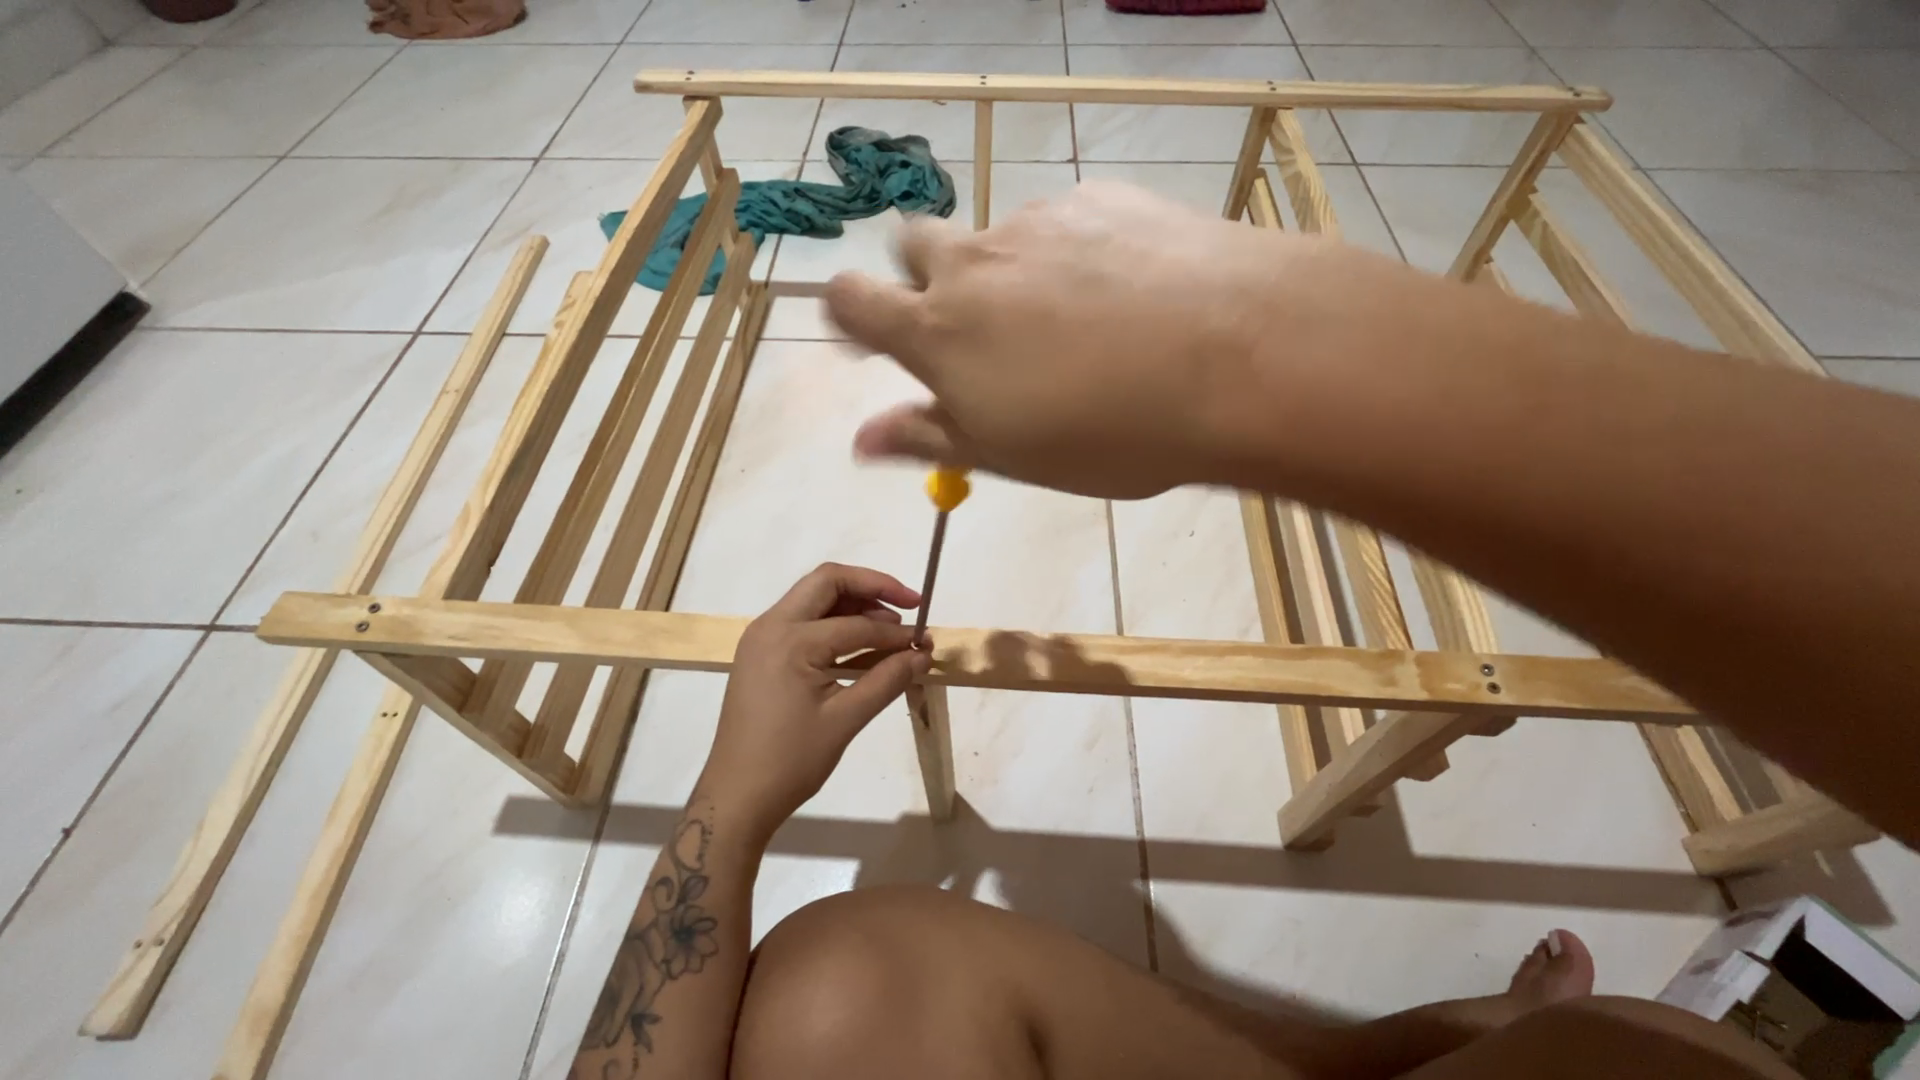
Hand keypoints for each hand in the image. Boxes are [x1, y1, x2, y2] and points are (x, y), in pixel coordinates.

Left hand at [698, 563, 931, 837]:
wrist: (737, 796)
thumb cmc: (790, 761)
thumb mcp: (846, 719)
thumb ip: (888, 679)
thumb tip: (923, 654)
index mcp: (790, 640)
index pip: (857, 623)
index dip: (897, 633)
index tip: (927, 642)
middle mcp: (771, 626)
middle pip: (828, 582)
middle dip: (873, 587)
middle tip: (911, 603)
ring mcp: (762, 638)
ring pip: (814, 598)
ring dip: (854, 603)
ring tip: (892, 626)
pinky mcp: (760, 654)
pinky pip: (802, 622)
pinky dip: (834, 623)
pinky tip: (861, 644)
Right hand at [825, 180, 1338, 497]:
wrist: (1235, 358)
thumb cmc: (1108, 431)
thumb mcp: (1009, 454)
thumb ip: (928, 436)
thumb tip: (863, 438)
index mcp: (939, 330)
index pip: (852, 301)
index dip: (853, 316)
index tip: (876, 338)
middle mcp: (974, 262)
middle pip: (913, 245)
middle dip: (926, 278)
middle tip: (978, 329)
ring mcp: (1037, 221)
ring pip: (996, 237)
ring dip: (1007, 271)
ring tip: (1075, 322)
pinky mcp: (1099, 198)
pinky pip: (1063, 222)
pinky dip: (1072, 254)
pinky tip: (1127, 292)